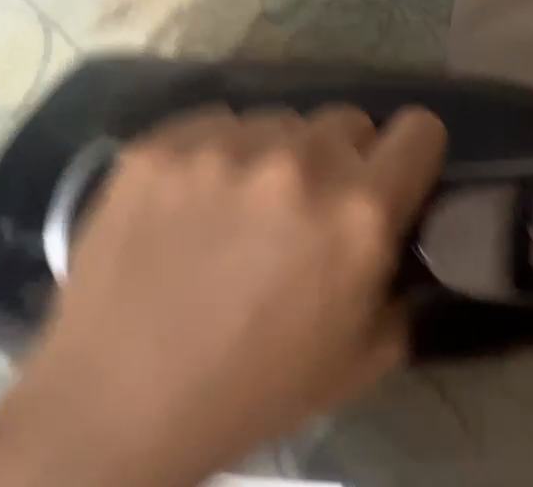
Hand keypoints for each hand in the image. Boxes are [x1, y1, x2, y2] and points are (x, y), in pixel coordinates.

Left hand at [0, 105, 445, 486]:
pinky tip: (191, 207)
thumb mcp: (363, 357)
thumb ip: (403, 287)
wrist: (112, 410)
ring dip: (276, 157)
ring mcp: (226, 147)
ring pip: (281, 121)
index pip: (421, 128)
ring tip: (239, 212)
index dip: (411, 154)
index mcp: (360, 211)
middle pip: (349, 121)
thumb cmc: (252, 391)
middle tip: (306, 210)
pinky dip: (216, 156)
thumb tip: (401, 243)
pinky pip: (216, 125)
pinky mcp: (162, 145)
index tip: (391, 179)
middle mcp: (303, 162)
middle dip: (341, 160)